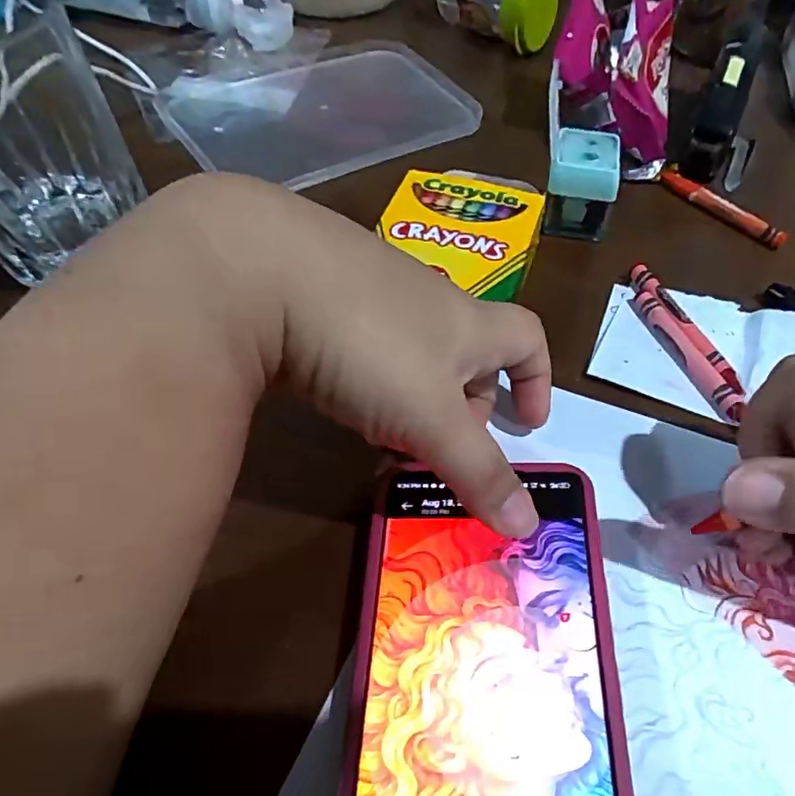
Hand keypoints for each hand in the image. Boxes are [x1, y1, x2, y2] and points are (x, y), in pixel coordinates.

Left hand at [161, 176, 551, 537]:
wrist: (257, 269)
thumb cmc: (369, 345)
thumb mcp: (431, 418)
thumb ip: (478, 472)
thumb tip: (529, 526)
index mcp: (466, 324)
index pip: (525, 339)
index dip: (536, 380)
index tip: (529, 423)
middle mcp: (426, 301)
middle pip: (466, 357)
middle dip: (465, 408)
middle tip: (443, 451)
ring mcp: (370, 293)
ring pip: (411, 355)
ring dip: (412, 401)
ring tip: (386, 440)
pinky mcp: (319, 296)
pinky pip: (363, 345)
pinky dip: (367, 381)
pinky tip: (338, 401)